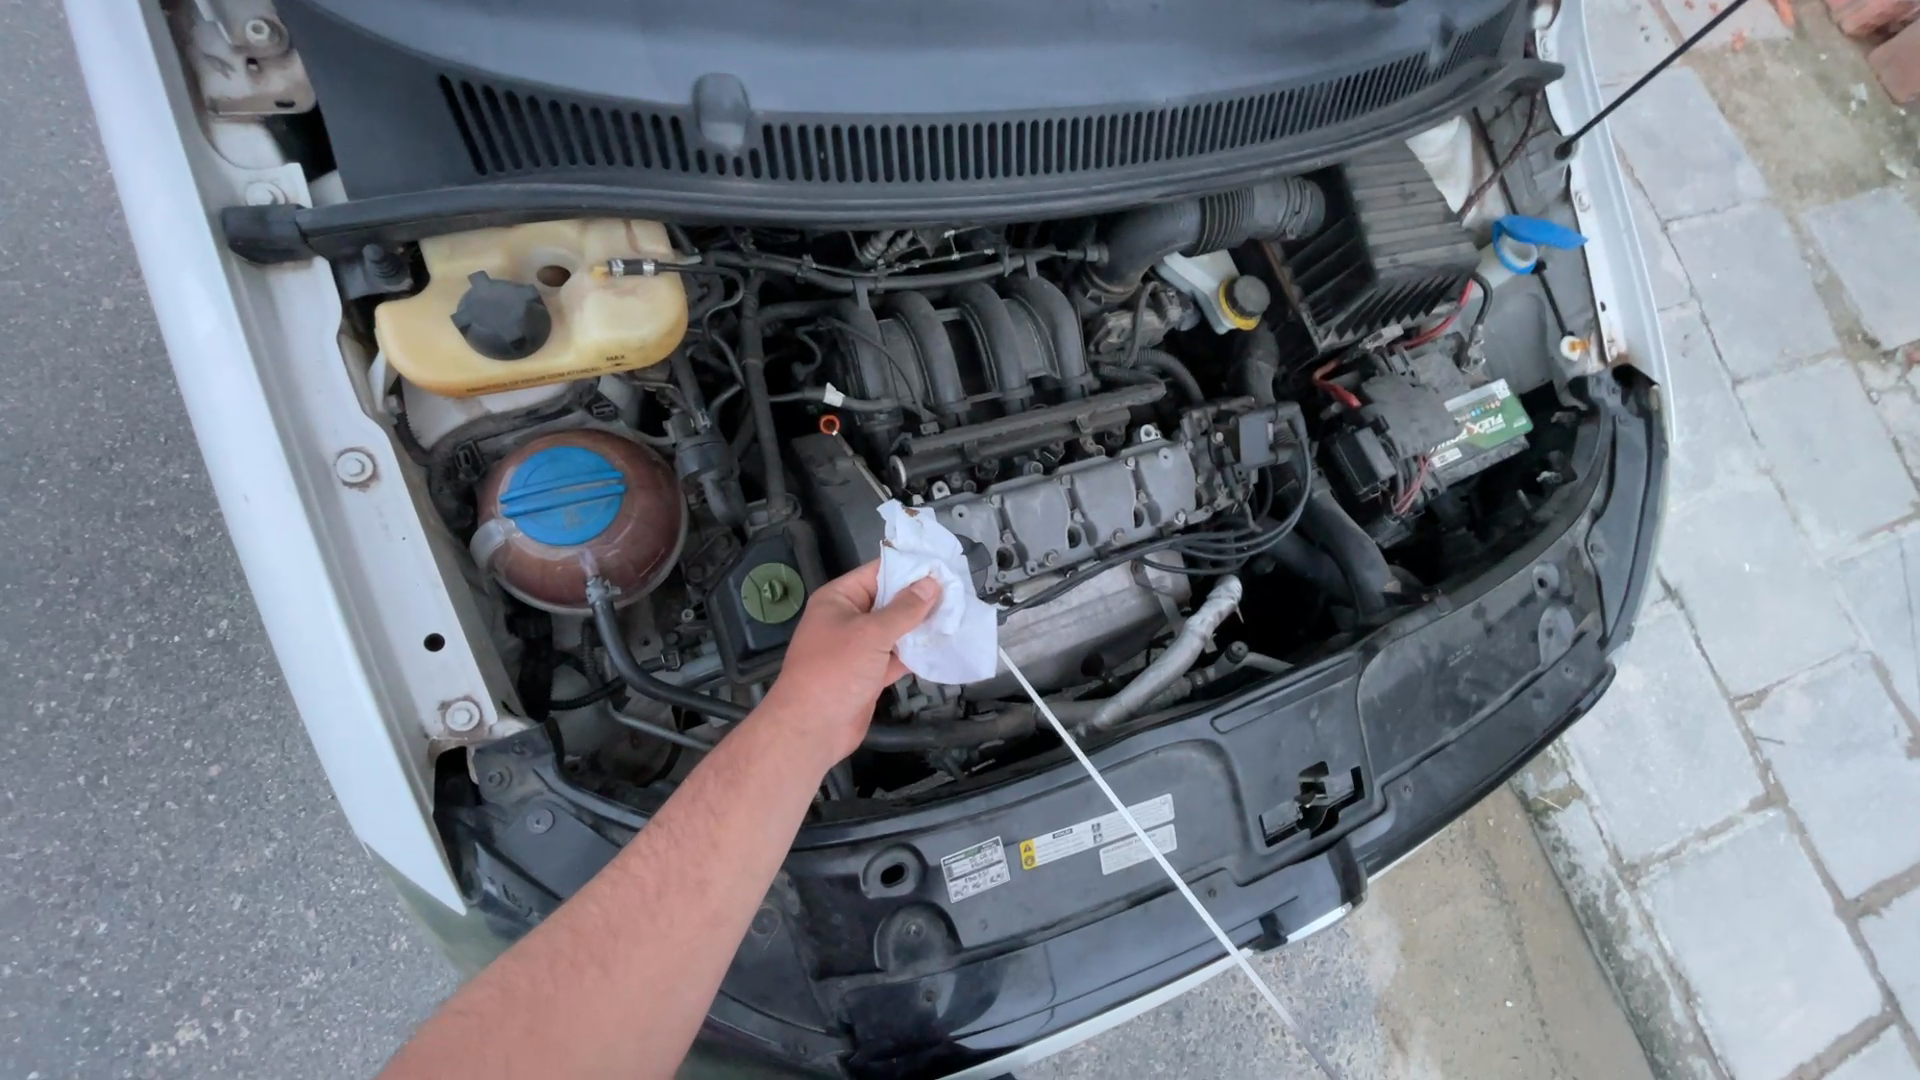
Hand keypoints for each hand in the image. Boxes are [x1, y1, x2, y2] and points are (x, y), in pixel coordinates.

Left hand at [757, 561, 939, 765]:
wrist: (811, 729)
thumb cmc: (835, 671)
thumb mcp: (872, 634)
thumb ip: (904, 609)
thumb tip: (931, 583)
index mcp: (839, 599)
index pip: (877, 573)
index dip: (909, 568)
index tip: (943, 565)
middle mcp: (847, 619)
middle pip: (889, 601)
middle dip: (920, 599)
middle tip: (959, 592)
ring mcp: (858, 648)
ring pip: (895, 630)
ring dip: (921, 627)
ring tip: (957, 616)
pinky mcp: (868, 674)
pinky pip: (895, 656)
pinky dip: (915, 653)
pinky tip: (943, 647)